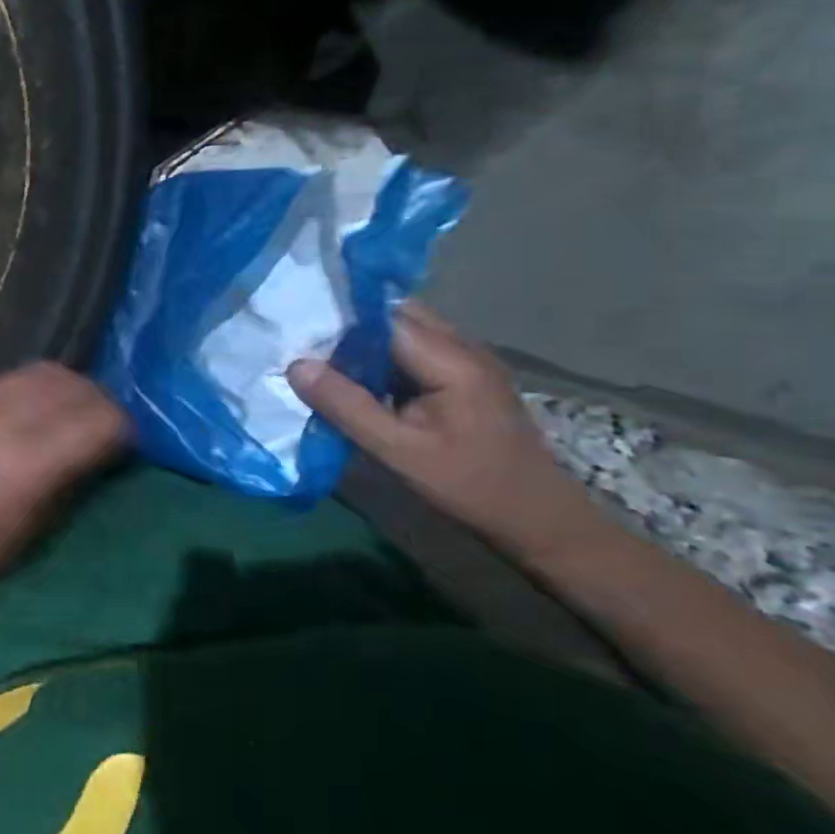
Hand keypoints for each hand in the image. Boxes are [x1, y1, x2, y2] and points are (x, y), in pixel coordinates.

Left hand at [0, 362, 128, 612]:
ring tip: (75, 413)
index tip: (129, 443)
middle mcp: (1, 423)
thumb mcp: (43, 524)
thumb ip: (78, 475)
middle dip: (101, 402)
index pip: (98, 419)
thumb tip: (108, 444)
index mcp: (27, 465)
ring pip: (43, 372)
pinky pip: (11, 379)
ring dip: (70, 388)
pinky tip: (38, 411)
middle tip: (106, 425)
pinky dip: (36, 389)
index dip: (124, 428)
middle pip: (74, 386)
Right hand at [289, 302, 600, 558]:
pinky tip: (365, 379)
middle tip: (310, 349)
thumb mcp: (397, 451)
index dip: (340, 322)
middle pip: (397, 315)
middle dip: (352, 327)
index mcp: (451, 360)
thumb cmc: (467, 485)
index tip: (301, 335)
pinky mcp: (469, 374)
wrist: (537, 517)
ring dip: (369, 341)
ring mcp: (471, 358)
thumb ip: (346, 406)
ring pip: (408, 329)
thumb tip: (297, 366)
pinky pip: (419, 347)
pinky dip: (387, 355)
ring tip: (330, 363)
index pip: (384, 318)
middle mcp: (465, 346)